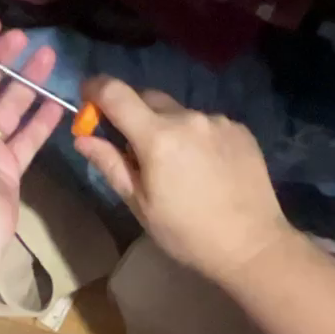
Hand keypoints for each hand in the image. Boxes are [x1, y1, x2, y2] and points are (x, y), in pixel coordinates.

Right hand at [72, 77, 295, 286]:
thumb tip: (83, 138)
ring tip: (174, 165)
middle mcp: (188, 118)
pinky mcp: (240, 130)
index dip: (95, 88)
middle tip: (129, 145)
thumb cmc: (186, 232)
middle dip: (131, 113)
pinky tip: (203, 167)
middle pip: (148, 98)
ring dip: (167, 128)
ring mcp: (218, 121)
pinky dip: (194, 136)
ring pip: (179, 113)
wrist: (252, 245)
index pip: (116, 94)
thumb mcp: (140, 204)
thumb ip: (110, 164)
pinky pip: (205, 124)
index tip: (87, 96)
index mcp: (158, 137)